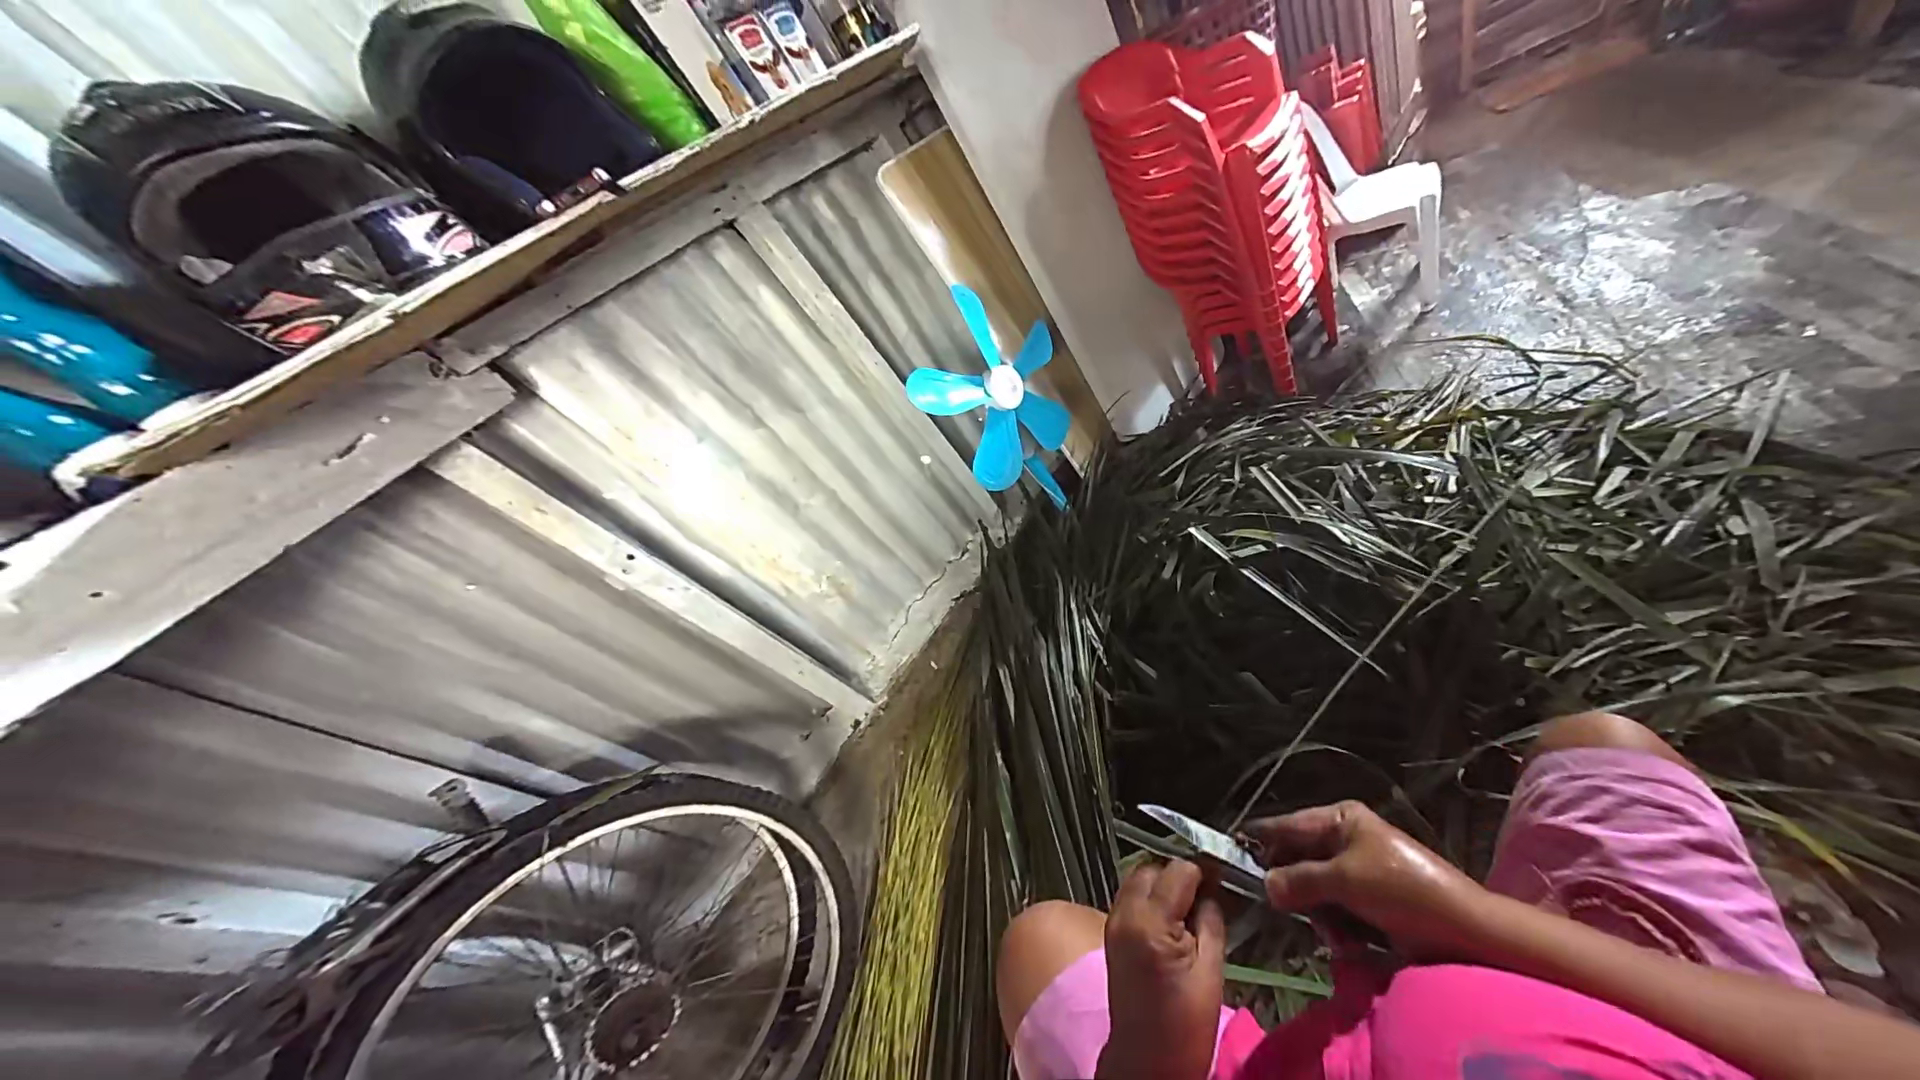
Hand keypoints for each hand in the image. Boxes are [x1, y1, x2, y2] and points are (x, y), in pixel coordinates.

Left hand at [1096, 859, 1225, 1079]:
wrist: (1146, 1062)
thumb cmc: (1185, 1025)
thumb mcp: (1211, 972)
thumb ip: (1211, 922)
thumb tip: (1212, 891)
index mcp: (1150, 921)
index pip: (1178, 871)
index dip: (1202, 871)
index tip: (1222, 879)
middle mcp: (1124, 912)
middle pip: (1152, 868)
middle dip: (1179, 874)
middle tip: (1207, 894)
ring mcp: (1113, 920)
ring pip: (1138, 878)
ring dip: (1162, 883)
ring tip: (1190, 905)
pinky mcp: (1110, 930)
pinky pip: (1130, 896)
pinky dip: (1149, 897)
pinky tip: (1171, 917)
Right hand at [1245, 801, 1488, 961]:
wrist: (1469, 934)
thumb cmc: (1404, 891)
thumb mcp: (1345, 881)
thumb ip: (1298, 879)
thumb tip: (1265, 885)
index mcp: (1341, 819)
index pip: (1287, 825)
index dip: (1262, 841)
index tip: (1235, 854)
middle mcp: (1346, 839)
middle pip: (1298, 860)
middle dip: (1299, 890)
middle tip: (1296, 911)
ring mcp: (1359, 871)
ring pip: (1315, 890)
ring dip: (1321, 916)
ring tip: (1339, 935)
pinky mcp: (1371, 902)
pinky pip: (1337, 910)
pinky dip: (1339, 929)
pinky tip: (1351, 944)